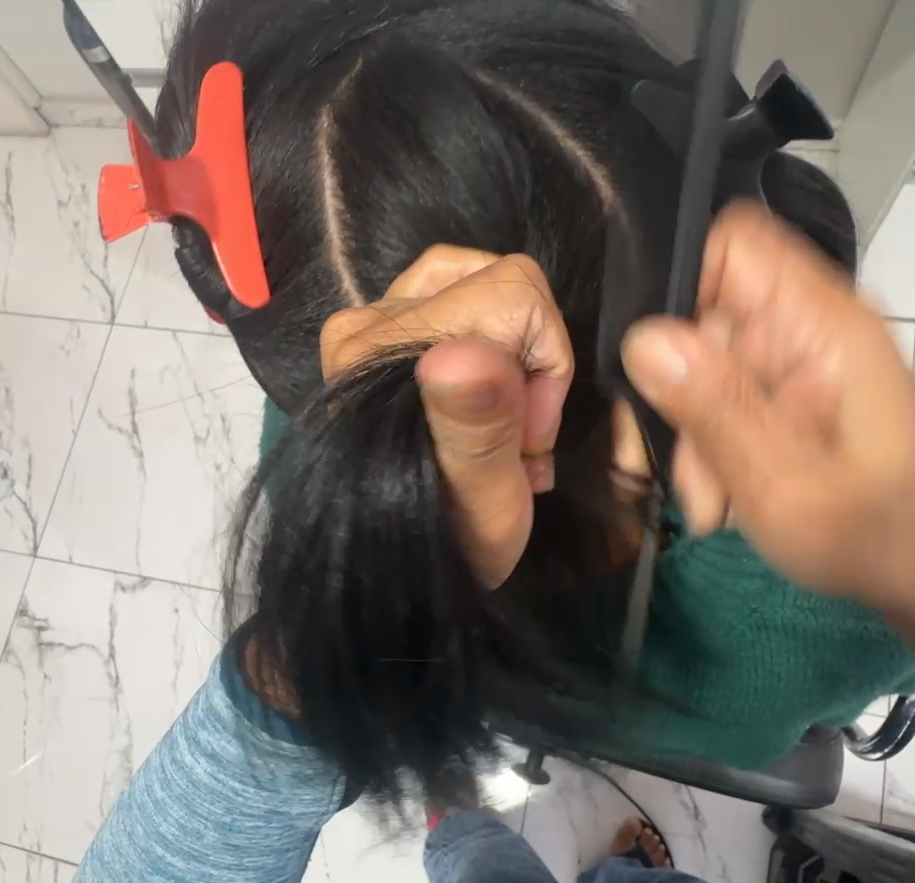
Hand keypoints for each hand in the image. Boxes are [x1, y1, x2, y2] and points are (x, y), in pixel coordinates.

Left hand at [321, 246, 573, 587]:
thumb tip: (470, 352)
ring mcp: (373, 326)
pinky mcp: (385, 336)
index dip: (547, 366)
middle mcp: (367, 324)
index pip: (515, 296)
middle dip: (532, 365)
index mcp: (383, 353)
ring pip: (480, 280)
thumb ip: (475, 426)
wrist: (410, 571)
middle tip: (519, 440)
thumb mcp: (477, 499)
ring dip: (514, 353)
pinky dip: (494, 343)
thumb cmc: (452, 542)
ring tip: (508, 422)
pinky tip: (492, 401)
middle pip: (501, 283)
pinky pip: (459, 295)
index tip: (529, 440)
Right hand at [622, 203, 914, 608]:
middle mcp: (806, 328)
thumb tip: (643, 338)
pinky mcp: (786, 395)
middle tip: (662, 466)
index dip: (677, 283)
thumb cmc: (872, 534)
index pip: (733, 246)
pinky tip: (719, 497)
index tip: (645, 363)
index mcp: (821, 326)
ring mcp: (795, 362)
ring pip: (700, 365)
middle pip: (701, 315)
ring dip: (685, 433)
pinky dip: (704, 446)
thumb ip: (715, 408)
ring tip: (707, 502)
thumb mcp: (781, 482)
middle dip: (669, 388)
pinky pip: (720, 397)